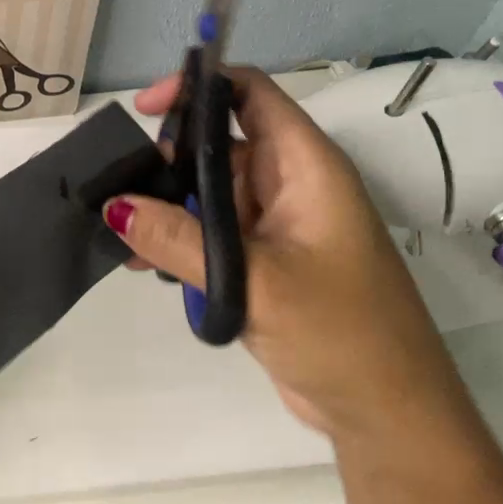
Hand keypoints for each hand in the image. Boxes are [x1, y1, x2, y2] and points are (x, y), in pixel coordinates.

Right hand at [105, 67, 476, 445]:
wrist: (388, 417)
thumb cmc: (341, 333)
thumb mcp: (255, 281)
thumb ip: (179, 240)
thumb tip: (113, 206)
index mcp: (306, 166)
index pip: (250, 94)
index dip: (199, 86)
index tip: (145, 110)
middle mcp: (289, 183)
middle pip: (219, 141)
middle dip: (168, 156)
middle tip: (122, 185)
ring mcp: (275, 223)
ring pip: (208, 189)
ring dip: (165, 205)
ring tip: (118, 229)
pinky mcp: (262, 259)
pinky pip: (209, 232)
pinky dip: (176, 239)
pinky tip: (140, 261)